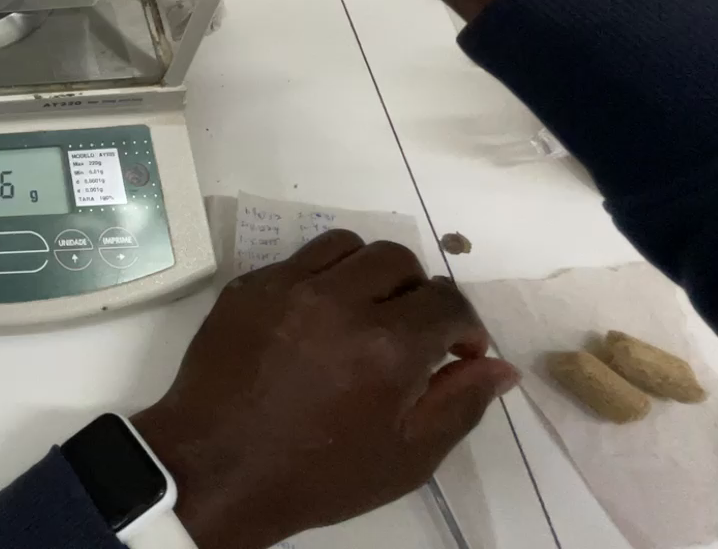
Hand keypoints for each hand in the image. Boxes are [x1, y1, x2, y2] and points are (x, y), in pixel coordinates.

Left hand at [132, 230, 518, 548]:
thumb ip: (459, 401)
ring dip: (365, 271)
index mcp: (384, 343)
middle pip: (393, 257)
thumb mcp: (408, 454)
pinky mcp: (245, 285)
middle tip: (410, 329)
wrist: (220, 461)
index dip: (464, 324)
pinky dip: (317, 278)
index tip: (456, 350)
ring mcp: (281, 286)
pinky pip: (293, 261)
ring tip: (363, 313)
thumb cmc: (320, 472)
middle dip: (416, 289)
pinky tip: (314, 319)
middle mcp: (333, 299)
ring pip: (340, 245)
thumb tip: (497, 364)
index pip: (446, 299)